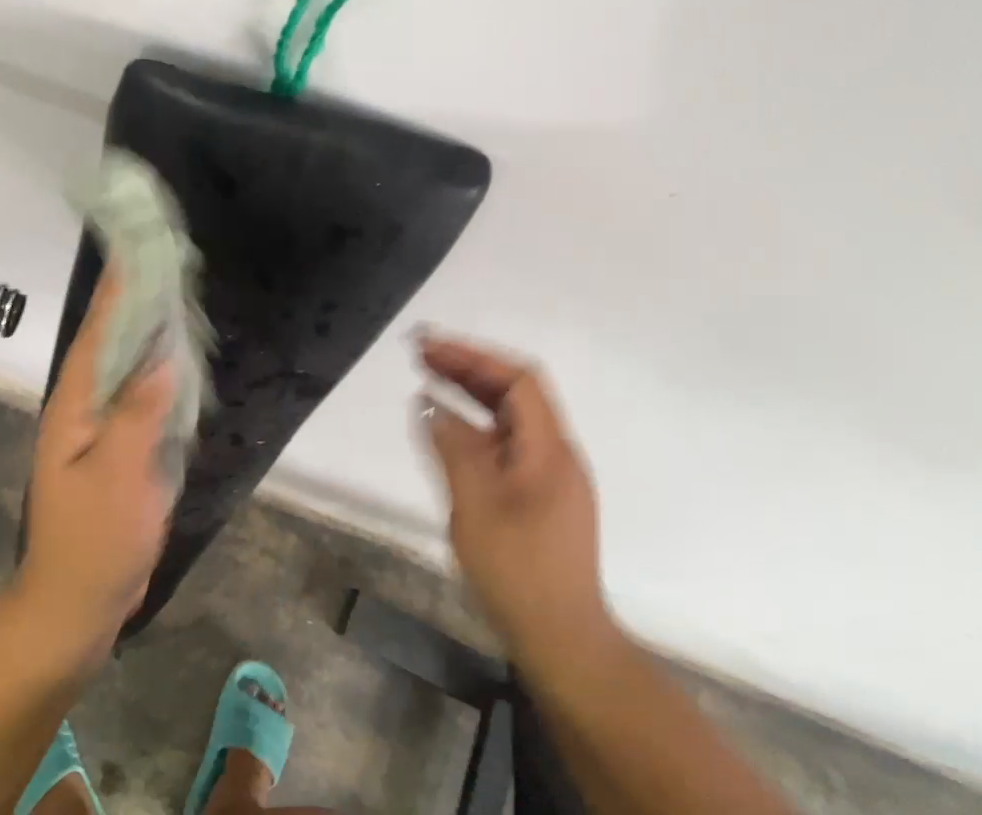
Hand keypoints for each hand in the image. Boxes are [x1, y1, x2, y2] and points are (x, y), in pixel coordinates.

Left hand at [18, 269, 177, 643]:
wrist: (77, 602)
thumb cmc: (96, 541)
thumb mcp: (119, 477)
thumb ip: (138, 415)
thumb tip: (163, 357)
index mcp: (73, 409)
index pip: (97, 337)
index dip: (116, 294)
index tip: (135, 250)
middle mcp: (80, 412)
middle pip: (108, 346)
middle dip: (131, 304)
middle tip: (163, 263)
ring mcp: (96, 434)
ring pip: (122, 372)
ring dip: (143, 335)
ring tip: (171, 297)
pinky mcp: (114, 454)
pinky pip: (136, 402)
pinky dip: (155, 377)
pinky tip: (175, 365)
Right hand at [417, 333, 616, 670]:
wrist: (561, 634)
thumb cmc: (517, 569)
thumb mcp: (474, 506)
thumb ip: (453, 448)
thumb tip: (432, 403)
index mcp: (549, 450)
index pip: (519, 380)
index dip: (473, 356)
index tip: (428, 348)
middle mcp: (556, 455)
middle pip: (516, 394)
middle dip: (469, 369)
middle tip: (420, 356)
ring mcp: (551, 478)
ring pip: (511, 420)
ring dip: (472, 396)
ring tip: (428, 381)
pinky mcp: (541, 499)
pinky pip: (508, 446)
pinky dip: (476, 427)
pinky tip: (449, 433)